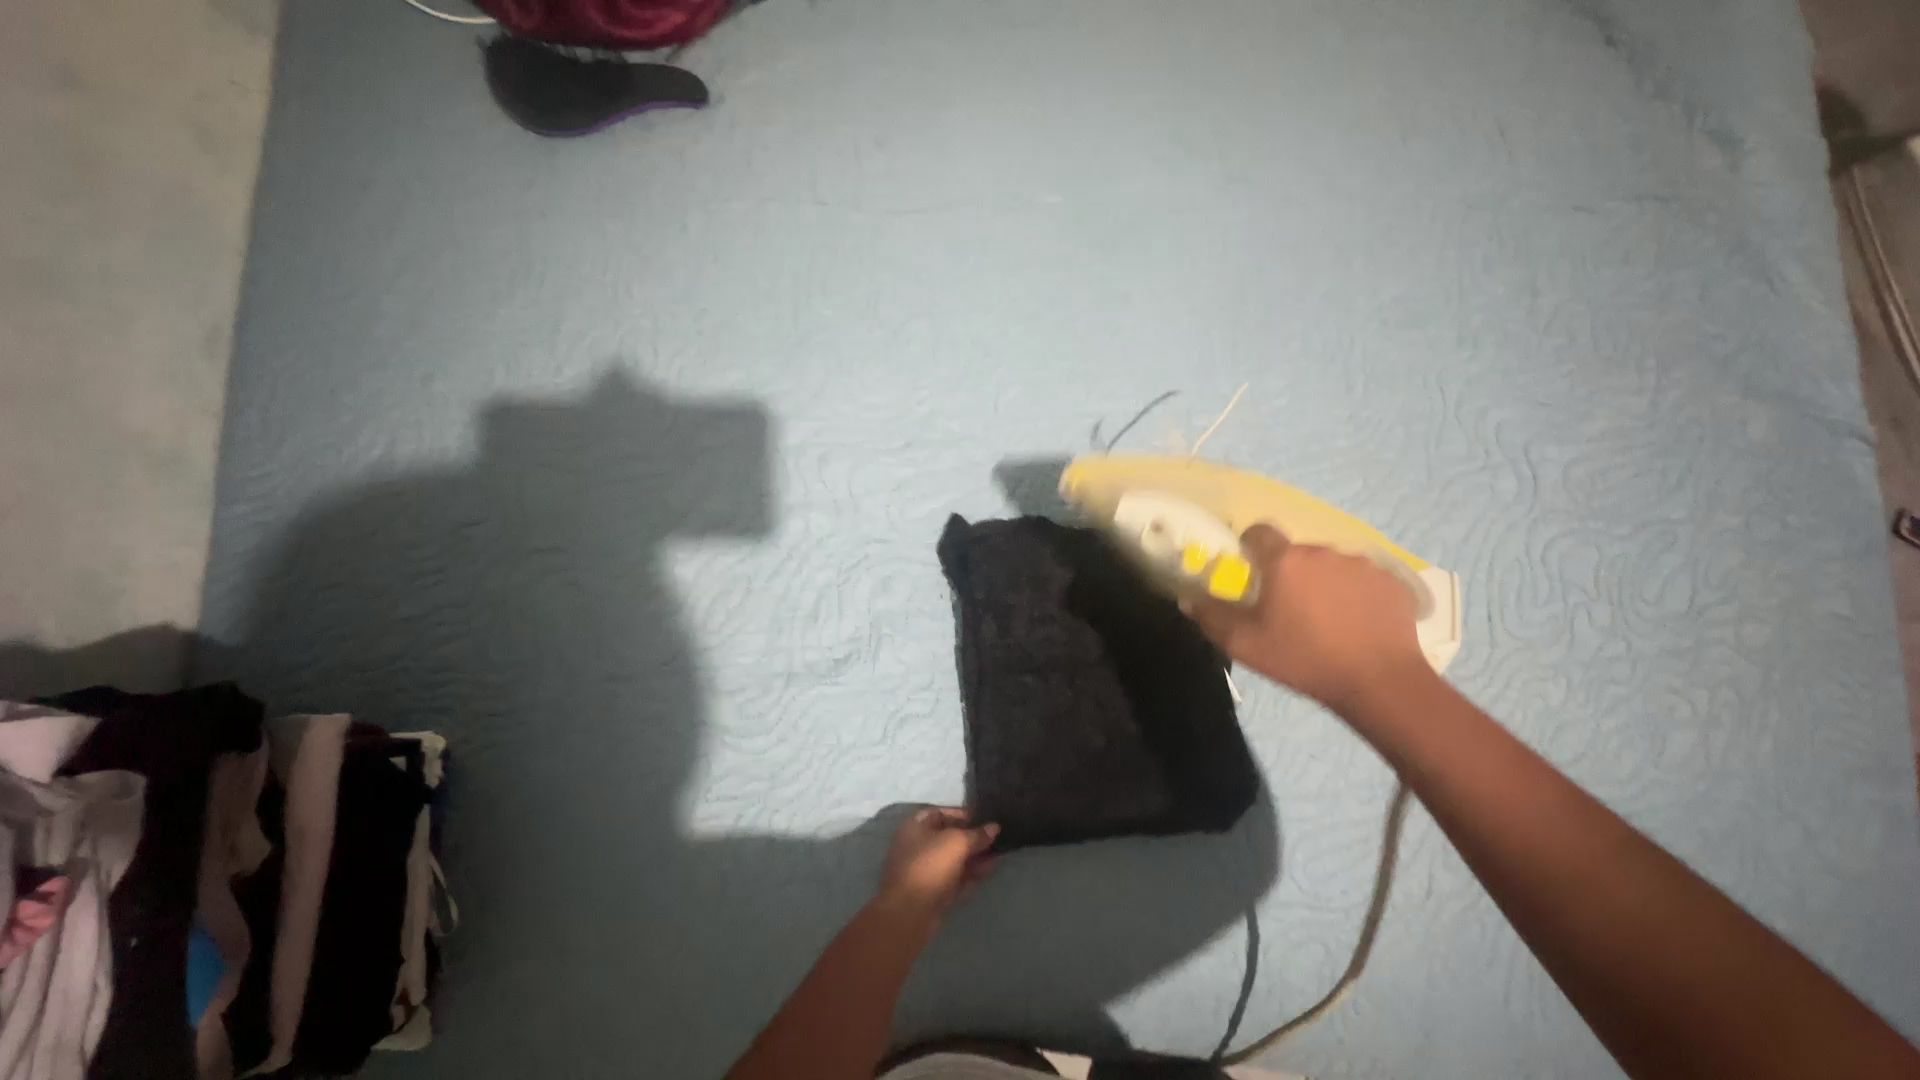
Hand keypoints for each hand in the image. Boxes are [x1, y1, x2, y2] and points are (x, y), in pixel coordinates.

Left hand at [877, 806, 998, 915]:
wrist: (910, 911)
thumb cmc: (930, 865)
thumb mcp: (957, 842)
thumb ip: (977, 834)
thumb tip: (994, 827)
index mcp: (915, 827)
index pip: (940, 813)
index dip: (962, 813)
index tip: (984, 817)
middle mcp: (917, 846)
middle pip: (948, 837)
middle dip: (971, 837)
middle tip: (996, 836)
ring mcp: (924, 871)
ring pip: (953, 859)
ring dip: (974, 856)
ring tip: (998, 852)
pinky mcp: (932, 892)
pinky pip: (955, 878)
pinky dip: (971, 873)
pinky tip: (990, 869)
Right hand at [1184, 524, 1430, 710]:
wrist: (1380, 682)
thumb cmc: (1304, 660)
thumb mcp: (1246, 645)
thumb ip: (1213, 616)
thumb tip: (1189, 598)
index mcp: (1285, 561)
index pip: (1259, 531)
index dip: (1250, 547)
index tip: (1250, 573)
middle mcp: (1323, 551)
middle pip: (1296, 553)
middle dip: (1288, 574)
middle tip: (1287, 611)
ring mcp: (1362, 564)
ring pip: (1330, 565)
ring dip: (1322, 584)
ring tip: (1326, 621)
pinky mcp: (1392, 581)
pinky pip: (1362, 580)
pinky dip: (1354, 595)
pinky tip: (1356, 625)